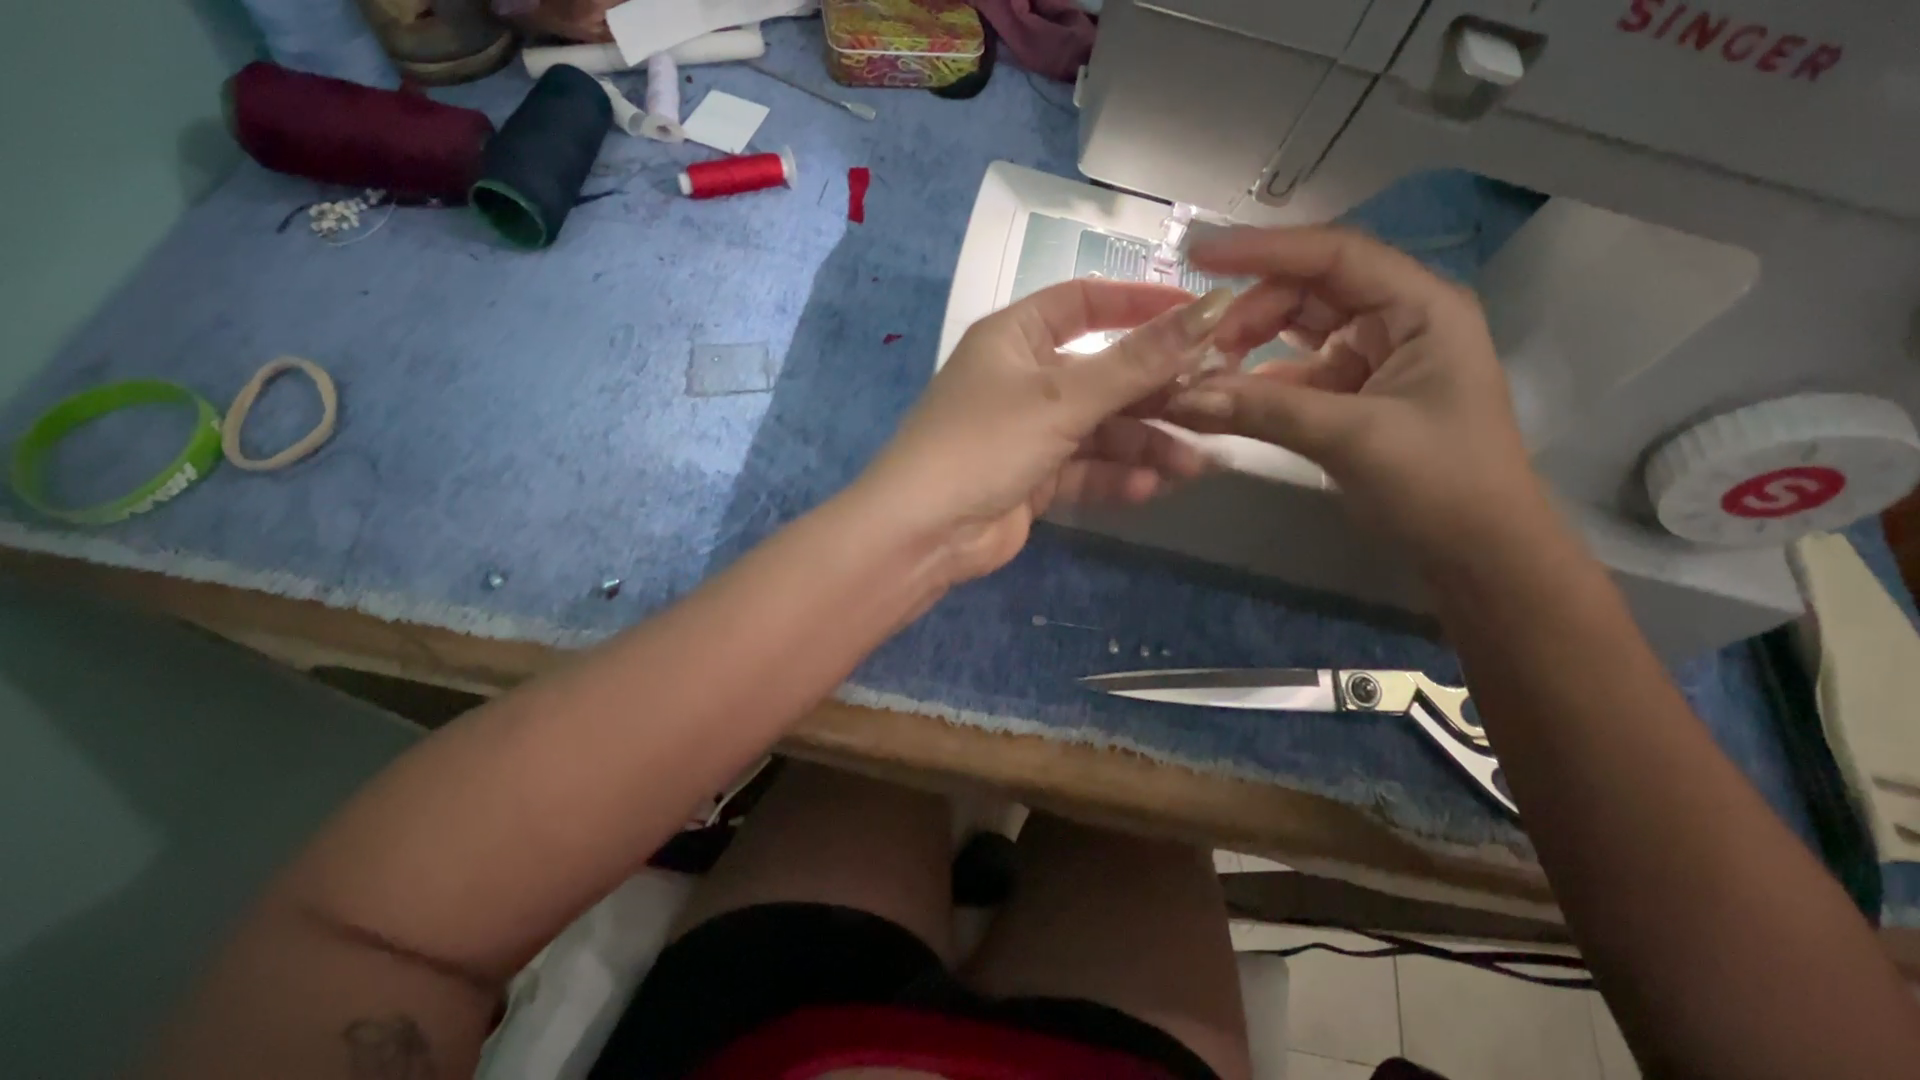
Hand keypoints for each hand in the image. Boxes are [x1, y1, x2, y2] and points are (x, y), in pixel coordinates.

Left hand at [861, 280, 1236, 581]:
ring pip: (1100, 429)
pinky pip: (1085, 469)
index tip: (1201, 313)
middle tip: (1214, 402)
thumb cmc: (985, 442)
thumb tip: (1212, 308)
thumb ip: (1138, 361)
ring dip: (1145, 444)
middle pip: (1104, 372)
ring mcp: (1028, 432)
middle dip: (1157, 392)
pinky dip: (1116, 477)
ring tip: (1194, 464)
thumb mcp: (1063, 397)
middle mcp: (1023, 378)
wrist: (922, 534)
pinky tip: (1151, 488)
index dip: (1141, 304)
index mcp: (1016, 336)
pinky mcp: (1033, 479)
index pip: (1086, 301)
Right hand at [1163, 226, 1547, 566]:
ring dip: (1248, 348)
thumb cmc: (1441, 482)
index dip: (1265, 249)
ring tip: (1199, 374)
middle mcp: (1396, 320)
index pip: (1334, 254)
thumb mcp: (1354, 438)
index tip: (1199, 255)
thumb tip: (1179, 396)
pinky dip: (1255, 388)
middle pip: (1307, 292)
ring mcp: (1373, 359)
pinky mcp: (1352, 398)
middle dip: (1251, 314)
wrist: (1480, 553)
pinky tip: (1217, 401)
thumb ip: (1265, 410)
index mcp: (1420, 307)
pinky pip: (1293, 379)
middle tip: (1200, 350)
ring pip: (1295, 334)